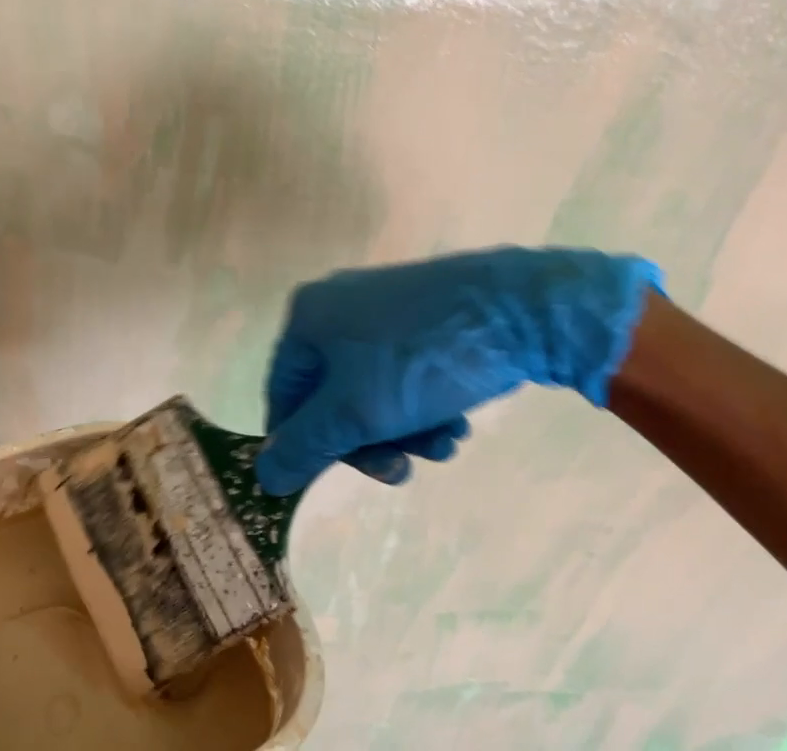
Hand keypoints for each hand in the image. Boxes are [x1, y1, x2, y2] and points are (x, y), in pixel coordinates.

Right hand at [255, 246, 660, 495]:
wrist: (522, 309)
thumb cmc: (421, 362)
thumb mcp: (355, 414)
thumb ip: (306, 447)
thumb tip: (264, 477)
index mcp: (306, 319)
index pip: (284, 396)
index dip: (307, 444)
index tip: (342, 478)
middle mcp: (336, 306)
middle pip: (331, 397)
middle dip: (368, 441)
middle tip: (403, 471)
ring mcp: (382, 307)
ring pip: (372, 389)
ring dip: (402, 430)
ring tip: (445, 445)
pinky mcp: (424, 313)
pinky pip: (403, 370)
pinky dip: (422, 404)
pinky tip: (456, 422)